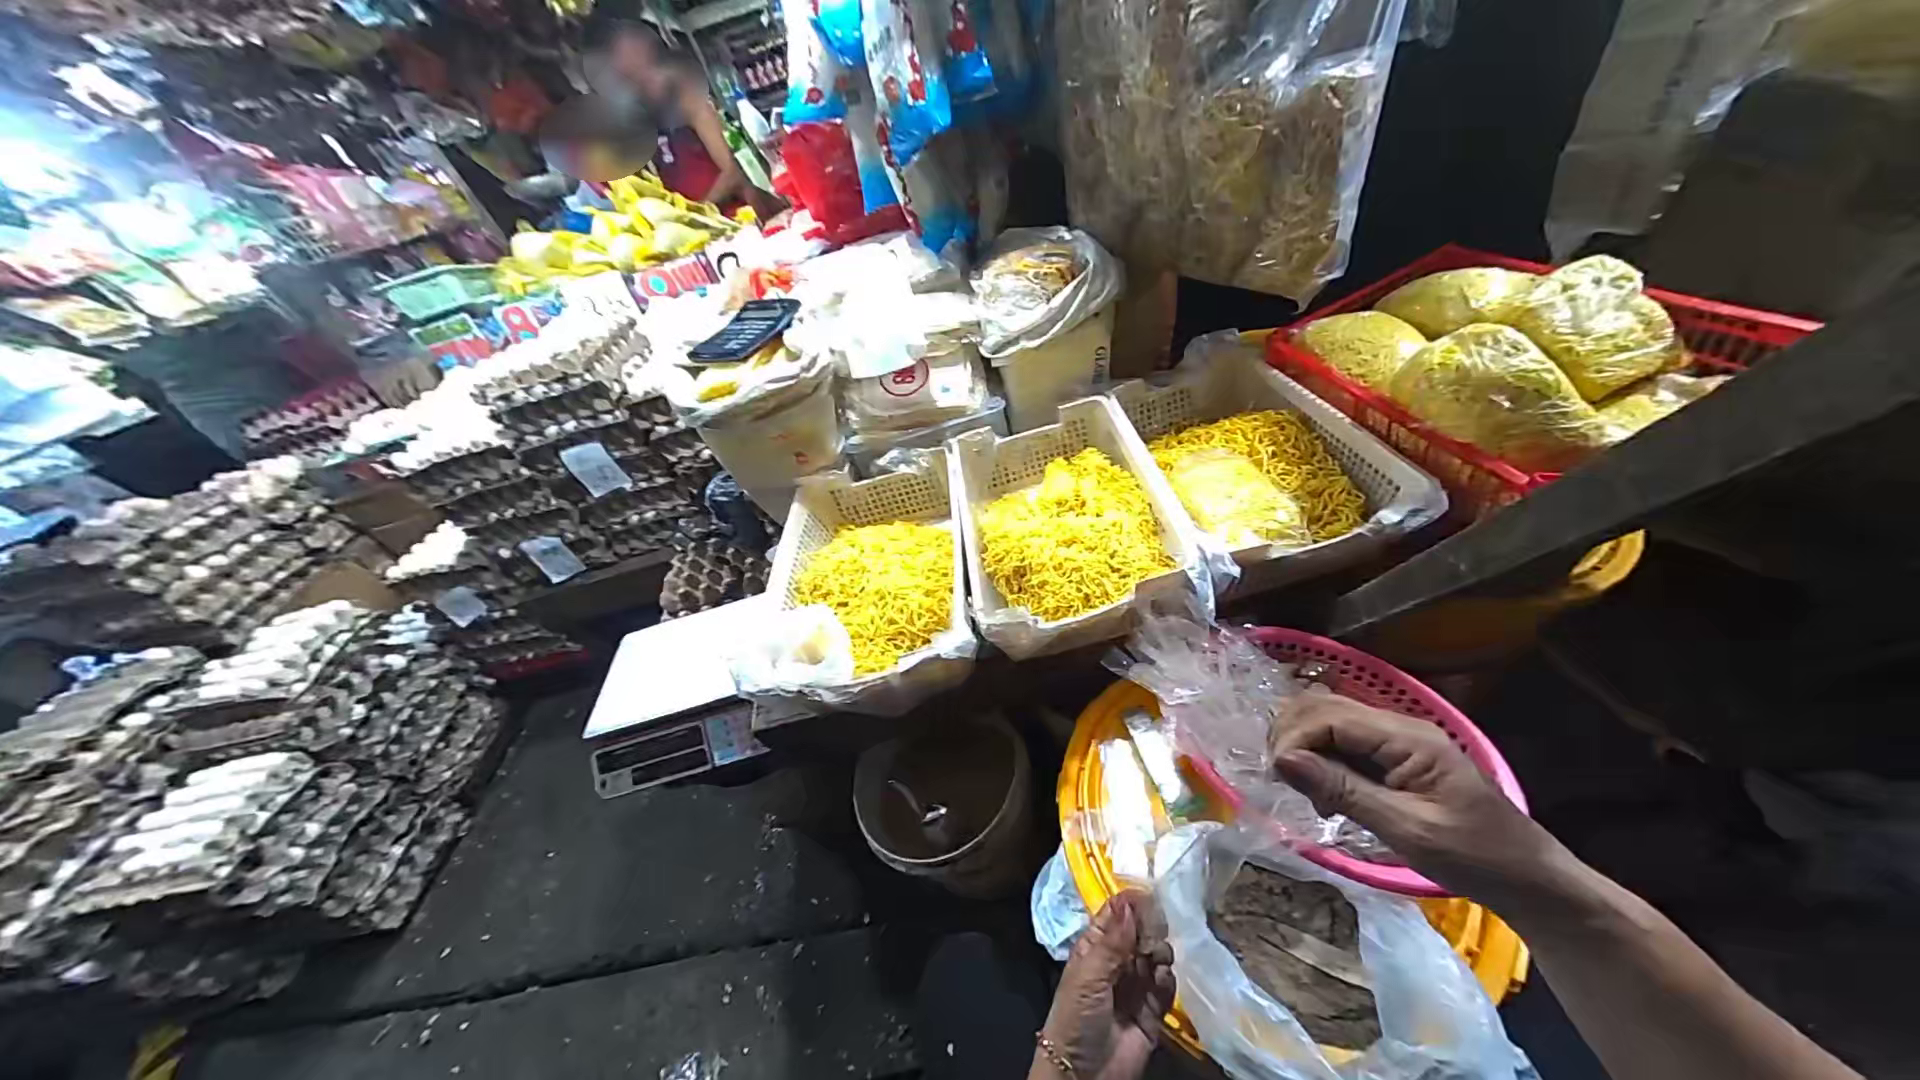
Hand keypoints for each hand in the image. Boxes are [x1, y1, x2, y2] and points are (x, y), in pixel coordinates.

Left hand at [1033, 890, 1174, 1079]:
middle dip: (1150, 929)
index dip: (1130, 904)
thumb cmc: (1076, 1016)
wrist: (1082, 1075)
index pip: (1115, 916)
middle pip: (1139, 934)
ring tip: (1157, 959)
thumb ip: (1112, 941)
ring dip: (1159, 953)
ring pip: (1154, 958)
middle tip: (1155, 933)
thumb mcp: (1089, 974)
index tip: (1150, 895)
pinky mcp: (1152, 1013)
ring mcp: (1135, 987)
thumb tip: (1129, 903)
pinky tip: (1163, 980)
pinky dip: (1167, 981)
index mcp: (1095, 947)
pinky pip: (1165, 989)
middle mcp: (1116, 962)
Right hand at [1270, 693, 1571, 909]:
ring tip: (1301, 784)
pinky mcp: (1391, 752)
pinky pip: (1339, 736)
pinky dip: (1317, 753)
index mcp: (1408, 738)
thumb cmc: (1475, 858)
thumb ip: (1344, 791)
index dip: (1294, 739)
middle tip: (1284, 780)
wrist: (1530, 880)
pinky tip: (1320, 785)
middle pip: (1322, 705)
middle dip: (1291, 735)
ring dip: (1301, 742)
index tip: (1278, 777)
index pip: (1329, 716)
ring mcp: (1395, 736)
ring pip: (1325, 716)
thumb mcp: (1408, 831)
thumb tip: (1283, 760)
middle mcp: (1398, 725)